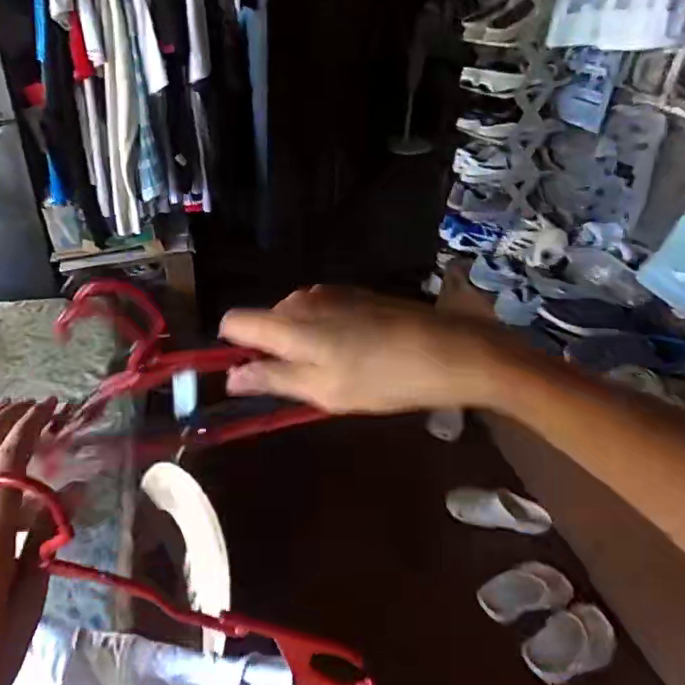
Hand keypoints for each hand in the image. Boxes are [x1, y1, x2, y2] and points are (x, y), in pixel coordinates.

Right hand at [220, 286, 520, 413]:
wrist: (454, 352)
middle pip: (264, 323)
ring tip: (341, 373)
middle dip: (274, 351)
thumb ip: (271, 380)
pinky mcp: (354, 293)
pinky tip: (360, 354)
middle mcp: (300, 299)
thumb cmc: (384, 379)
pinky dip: (325, 334)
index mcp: (287, 322)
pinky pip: (319, 313)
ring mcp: (329, 293)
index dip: (233, 348)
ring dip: (302, 345)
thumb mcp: (324, 391)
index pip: (233, 322)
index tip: (255, 374)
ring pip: (293, 320)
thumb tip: (230, 376)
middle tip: (310, 384)